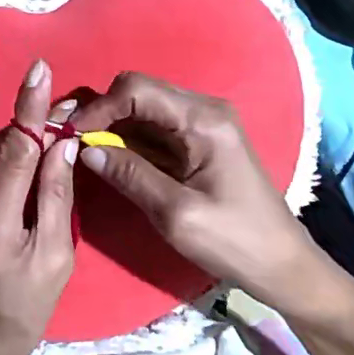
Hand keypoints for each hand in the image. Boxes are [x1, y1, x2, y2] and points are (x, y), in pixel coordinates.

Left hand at [0, 59, 77, 354]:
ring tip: (39, 157)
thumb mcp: (56, 260)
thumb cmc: (22, 307)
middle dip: (30, 129)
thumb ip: (57, 197)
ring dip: (12, 146)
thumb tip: (62, 142)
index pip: (13, 154)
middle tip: (62, 124)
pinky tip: (11, 181)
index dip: (28, 109)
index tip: (39, 70)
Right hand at [69, 72, 338, 316]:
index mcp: (203, 120)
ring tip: (83, 147)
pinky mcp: (199, 140)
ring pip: (144, 107)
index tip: (72, 134)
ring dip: (113, 124)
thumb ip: (131, 176)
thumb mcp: (177, 215)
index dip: (100, 106)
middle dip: (102, 111)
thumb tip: (86, 150)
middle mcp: (203, 109)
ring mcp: (203, 123)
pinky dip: (129, 137)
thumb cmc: (235, 241)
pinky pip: (155, 127)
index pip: (138, 89)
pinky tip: (110, 155)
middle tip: (71, 138)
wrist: (282, 264)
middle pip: (139, 91)